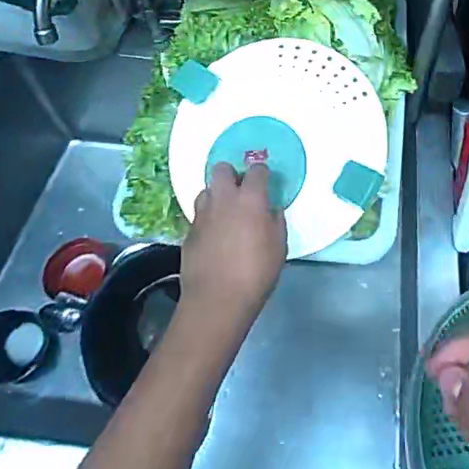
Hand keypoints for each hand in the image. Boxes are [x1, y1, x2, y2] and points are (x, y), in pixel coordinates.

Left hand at [179, 162, 285, 328]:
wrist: (216, 299)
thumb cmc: (255, 273)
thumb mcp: (279, 248)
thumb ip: (276, 222)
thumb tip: (271, 210)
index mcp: (250, 198)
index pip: (256, 170)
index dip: (262, 174)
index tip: (266, 182)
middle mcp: (223, 198)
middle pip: (222, 168)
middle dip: (231, 174)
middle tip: (241, 192)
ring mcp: (203, 213)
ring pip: (206, 190)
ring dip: (216, 195)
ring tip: (225, 213)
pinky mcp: (189, 230)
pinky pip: (199, 214)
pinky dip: (207, 218)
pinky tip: (214, 236)